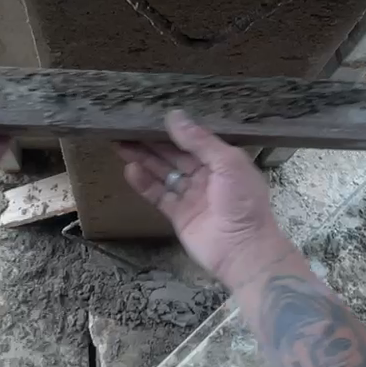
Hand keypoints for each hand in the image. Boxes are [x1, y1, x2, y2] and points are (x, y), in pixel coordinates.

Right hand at [118, 111, 302, 291]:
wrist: (244, 251)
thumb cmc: (243, 202)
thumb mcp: (228, 163)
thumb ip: (200, 141)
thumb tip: (174, 116)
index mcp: (222, 161)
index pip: (194, 140)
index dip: (174, 129)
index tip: (152, 116)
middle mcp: (206, 176)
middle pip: (174, 155)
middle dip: (153, 143)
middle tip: (128, 128)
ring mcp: (191, 196)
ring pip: (164, 173)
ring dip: (144, 159)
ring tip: (121, 144)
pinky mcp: (179, 215)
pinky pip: (159, 195)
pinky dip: (144, 183)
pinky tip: (131, 170)